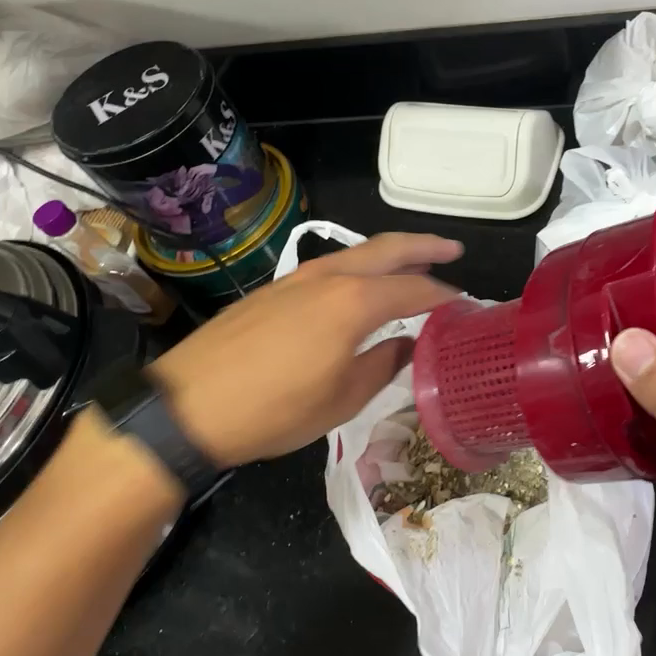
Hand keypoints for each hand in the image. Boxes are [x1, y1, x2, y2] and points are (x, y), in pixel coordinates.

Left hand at [148, 232, 461, 466]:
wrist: (188, 405)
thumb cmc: (274, 409)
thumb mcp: (342, 399)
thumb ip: (384, 365)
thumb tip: (409, 346)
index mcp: (355, 302)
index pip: (414, 289)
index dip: (444, 295)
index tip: (466, 303)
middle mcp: (330, 276)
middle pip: (388, 249)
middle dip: (425, 246)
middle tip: (454, 250)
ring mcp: (298, 278)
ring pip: (357, 253)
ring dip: (390, 254)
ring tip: (413, 263)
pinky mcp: (275, 289)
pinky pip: (332, 266)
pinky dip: (360, 268)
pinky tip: (361, 287)